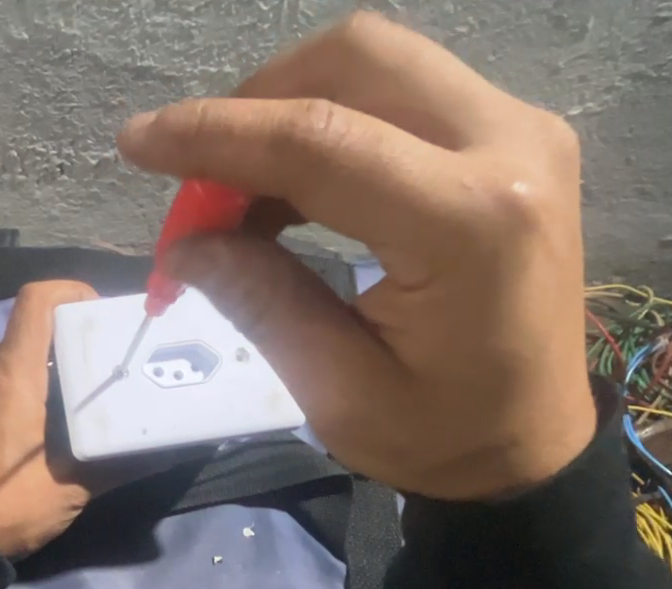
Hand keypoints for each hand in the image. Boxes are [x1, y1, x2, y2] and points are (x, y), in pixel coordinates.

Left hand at [0, 280, 98, 557]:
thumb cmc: (9, 506)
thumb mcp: (72, 488)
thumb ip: (121, 462)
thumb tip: (170, 448)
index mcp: (12, 376)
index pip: (36, 300)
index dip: (72, 292)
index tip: (103, 316)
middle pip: (33, 327)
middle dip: (75, 335)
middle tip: (113, 360)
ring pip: (19, 355)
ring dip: (55, 363)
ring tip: (92, 392)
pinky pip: (4, 379)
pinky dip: (34, 383)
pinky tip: (58, 419)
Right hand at [117, 11, 595, 500]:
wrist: (533, 445)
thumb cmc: (439, 437)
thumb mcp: (335, 390)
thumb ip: (261, 301)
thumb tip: (184, 244)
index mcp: (467, 225)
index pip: (318, 141)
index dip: (214, 136)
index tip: (138, 144)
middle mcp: (507, 147)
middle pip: (354, 60)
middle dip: (252, 108)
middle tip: (199, 187)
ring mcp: (519, 131)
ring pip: (376, 64)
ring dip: (284, 113)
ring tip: (235, 198)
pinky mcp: (511, 138)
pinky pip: (400, 95)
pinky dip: (325, 127)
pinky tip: (287, 192)